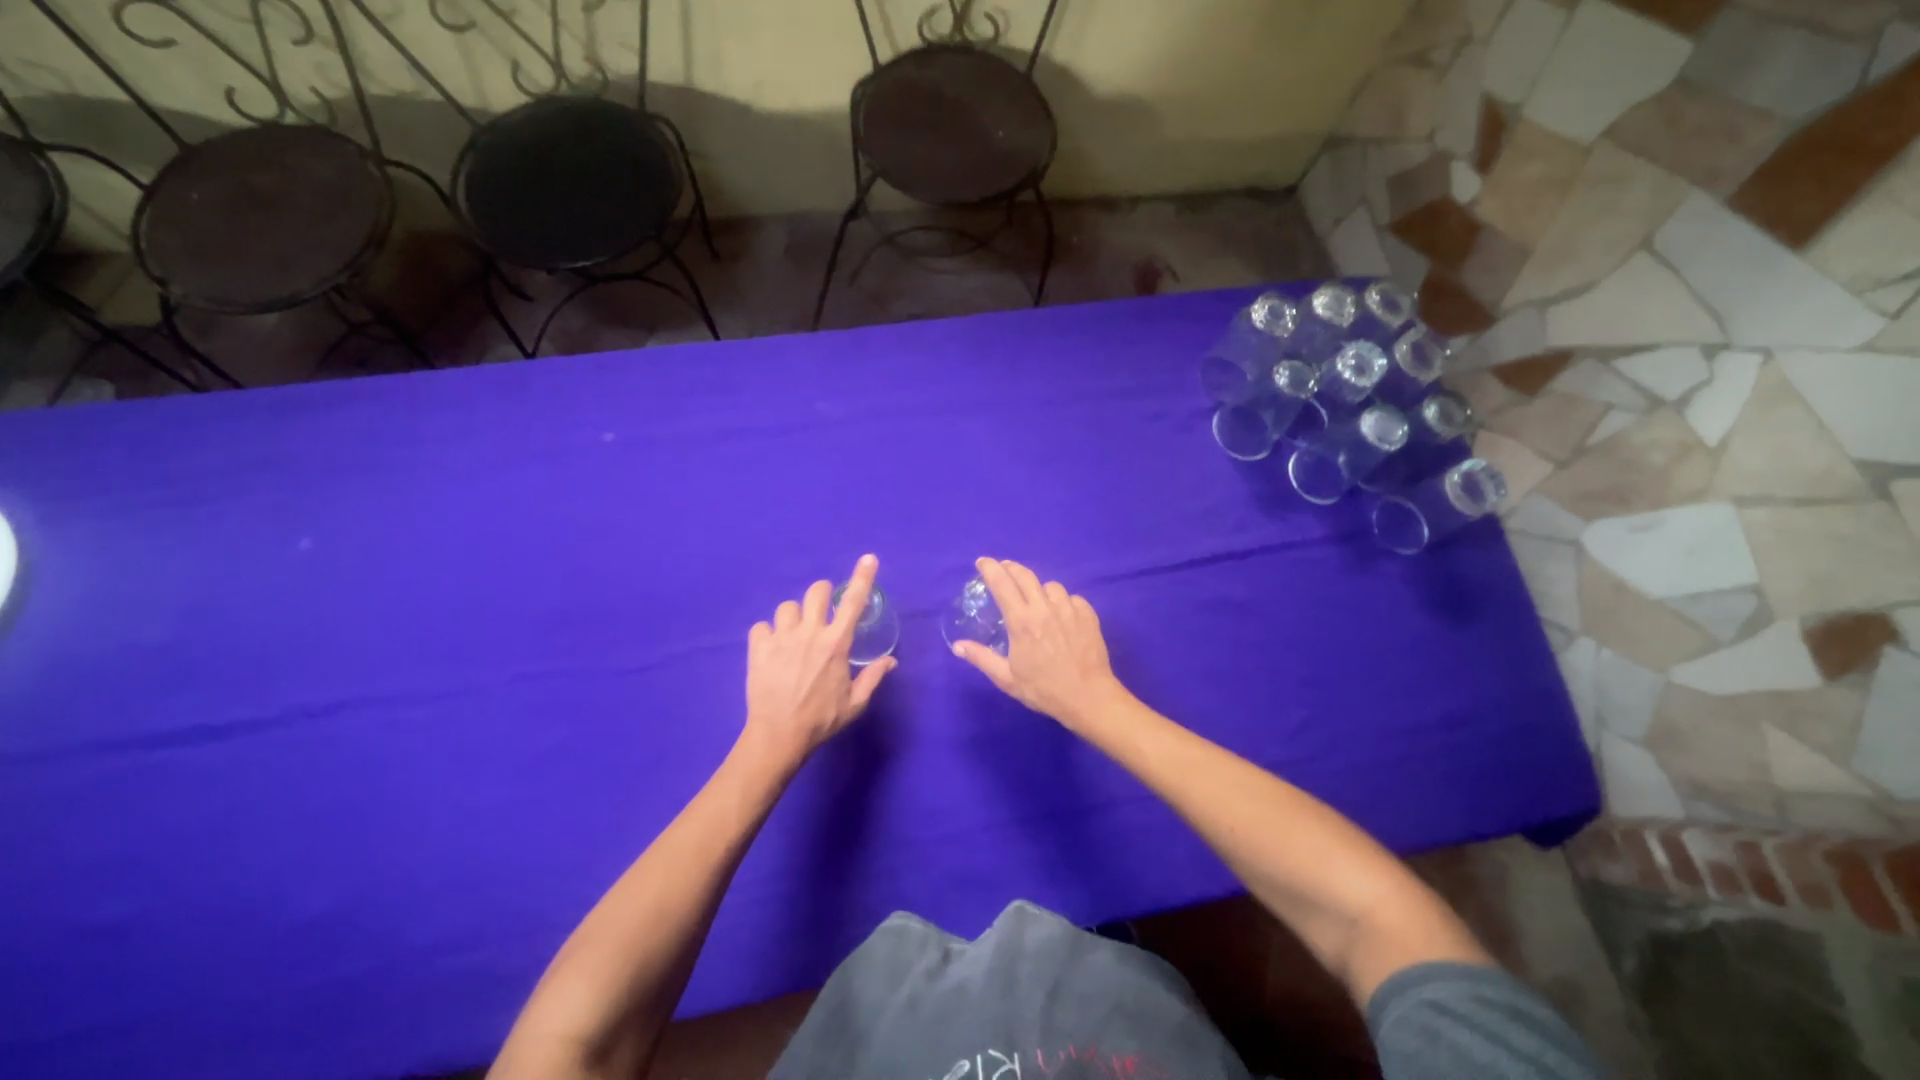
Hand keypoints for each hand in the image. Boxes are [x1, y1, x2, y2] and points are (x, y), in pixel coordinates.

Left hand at [743, 554, 894, 761]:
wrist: (779, 736)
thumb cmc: (822, 720)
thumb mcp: (855, 703)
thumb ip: (874, 677)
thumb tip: (891, 661)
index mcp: (836, 644)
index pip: (853, 602)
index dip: (862, 577)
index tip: (868, 559)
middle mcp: (810, 633)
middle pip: (816, 591)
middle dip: (822, 595)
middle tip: (822, 611)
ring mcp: (781, 638)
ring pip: (787, 607)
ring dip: (793, 616)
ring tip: (793, 635)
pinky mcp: (758, 648)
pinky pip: (761, 626)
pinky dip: (766, 634)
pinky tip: (771, 648)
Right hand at [951, 557, 1131, 730]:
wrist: (1088, 697)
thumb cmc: (1044, 689)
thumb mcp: (1007, 678)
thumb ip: (981, 658)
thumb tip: (957, 646)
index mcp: (1022, 621)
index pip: (1002, 584)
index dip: (990, 569)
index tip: (982, 562)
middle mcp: (1045, 608)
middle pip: (1025, 576)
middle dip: (1011, 568)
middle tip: (1004, 569)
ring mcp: (1069, 609)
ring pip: (1050, 586)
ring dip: (1038, 588)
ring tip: (1035, 598)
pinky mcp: (1088, 615)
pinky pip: (1071, 598)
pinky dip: (1062, 601)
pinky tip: (1060, 613)